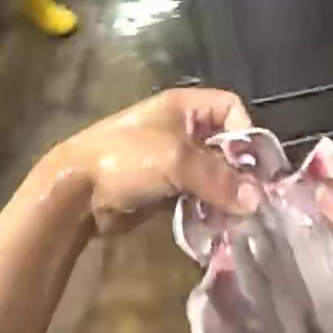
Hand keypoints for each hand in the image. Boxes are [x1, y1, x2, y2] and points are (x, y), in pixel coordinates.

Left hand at [45, 88, 259, 233]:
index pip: (230, 108)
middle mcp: (183, 128)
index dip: (245, 133)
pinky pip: (198, 194)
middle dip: (238, 170)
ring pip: (213, 172)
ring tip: (235, 219)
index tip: (253, 167)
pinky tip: (214, 227)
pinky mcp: (166, 188)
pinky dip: (208, 208)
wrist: (76, 192)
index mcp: (184, 106)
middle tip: (250, 201)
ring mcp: (173, 158)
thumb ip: (218, 178)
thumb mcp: (176, 160)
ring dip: (225, 193)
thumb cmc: (127, 159)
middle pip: (225, 143)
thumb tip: (257, 200)